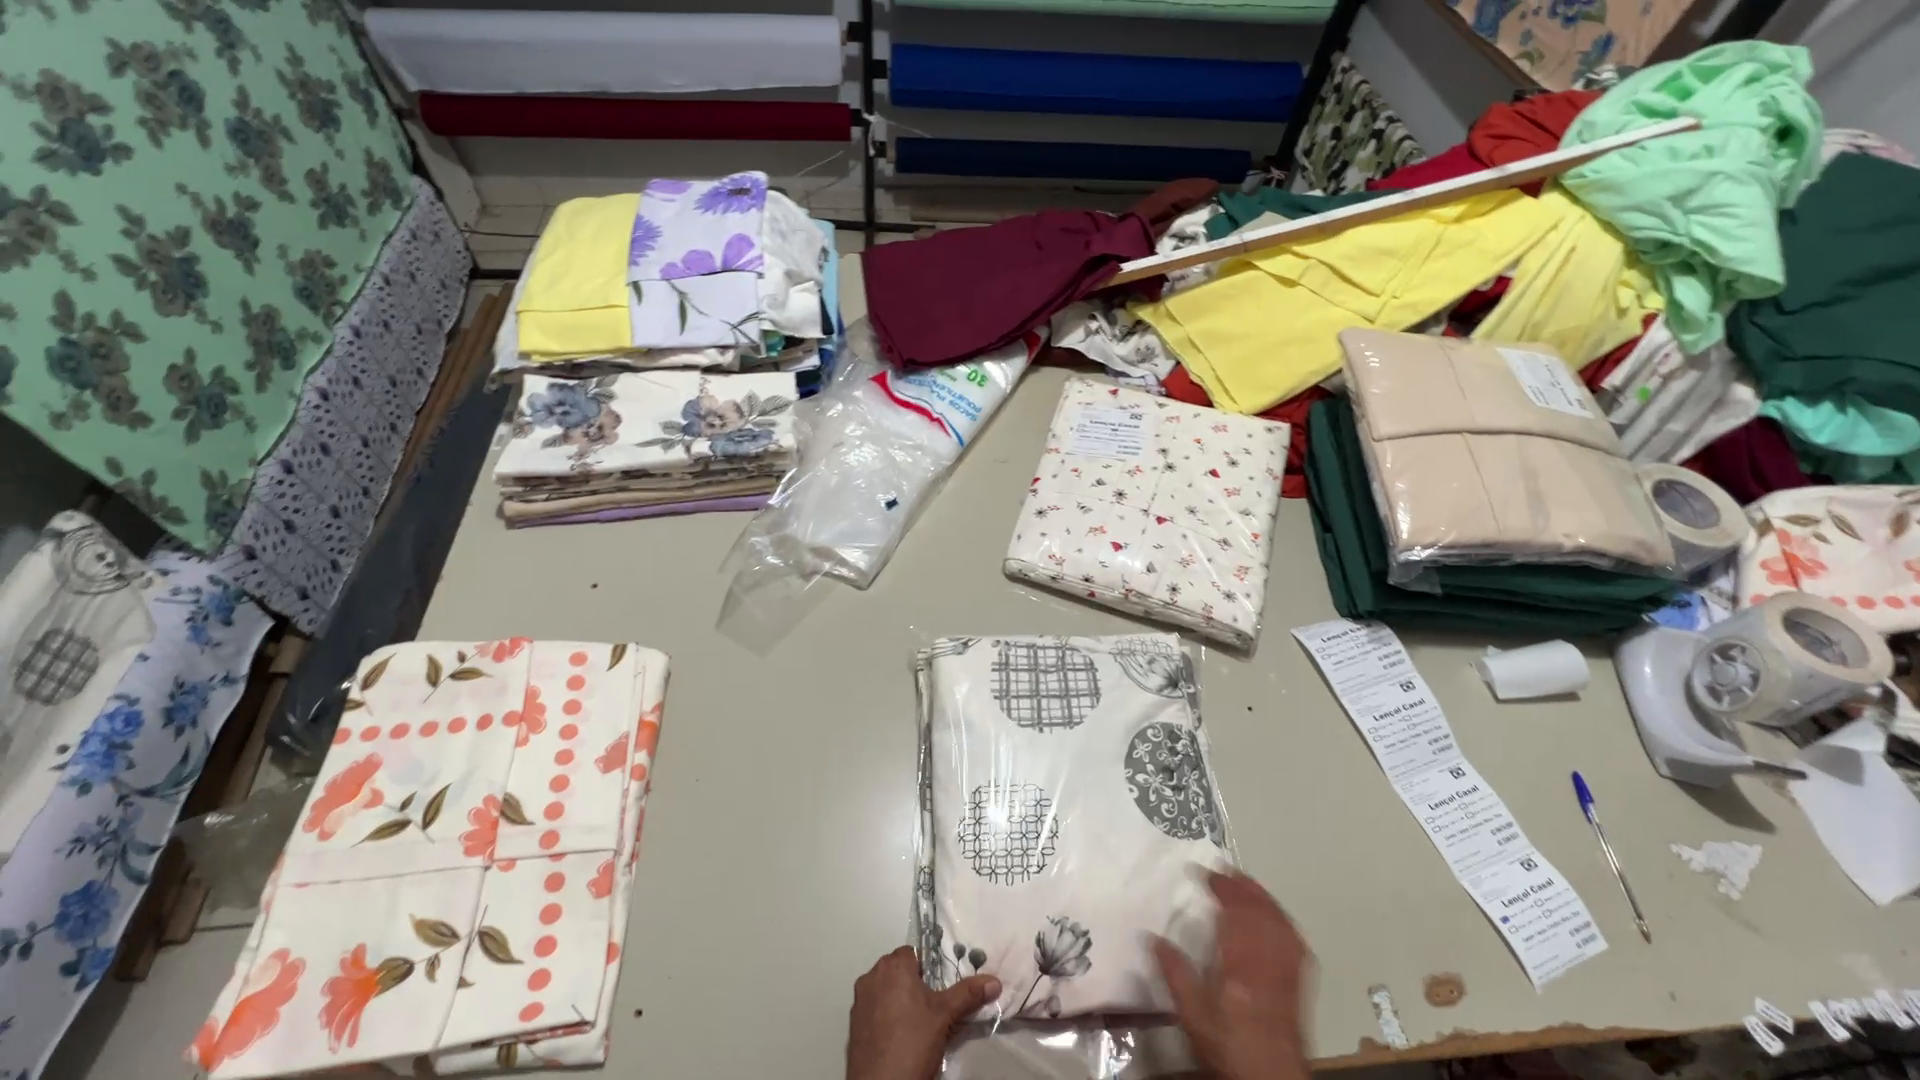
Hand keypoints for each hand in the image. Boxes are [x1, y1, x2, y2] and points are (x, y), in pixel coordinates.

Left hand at [847, 945, 999, 1079]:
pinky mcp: (853, 1024)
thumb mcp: (945, 1016)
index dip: (929, 968)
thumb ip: (968, 994)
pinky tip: (900, 1037)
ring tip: (918, 1024)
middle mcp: (871, 977)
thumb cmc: (913, 1041)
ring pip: (885, 991)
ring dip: (899, 1000)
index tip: (940, 987)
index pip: (914, 953)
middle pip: (898, 971)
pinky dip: (886, 1017)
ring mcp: (859, 1001)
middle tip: (933, 1006)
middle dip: (915, 984)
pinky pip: (875, 1010)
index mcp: (893, 967)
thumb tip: (994, 981)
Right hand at [1154, 870, 1312, 1079]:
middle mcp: (1267, 963)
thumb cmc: (1228, 1046)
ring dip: (1262, 897)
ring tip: (1245, 883)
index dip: (1220, 889)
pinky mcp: (1300, 982)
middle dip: (1242, 886)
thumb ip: (1175, 974)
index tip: (1203, 873)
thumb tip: (1154, 938)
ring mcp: (1288, 972)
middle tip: (1223, 870)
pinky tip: (1275, 915)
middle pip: (1259, 913)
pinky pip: (1294, 940)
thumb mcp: (1191, 1015)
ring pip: (1279, 922)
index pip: (1233, 915)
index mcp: (1239, 967)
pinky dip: (1282, 919)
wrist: (1271, 1079)